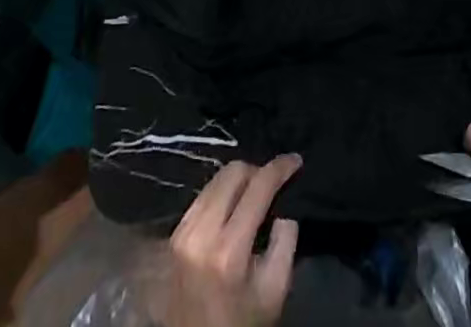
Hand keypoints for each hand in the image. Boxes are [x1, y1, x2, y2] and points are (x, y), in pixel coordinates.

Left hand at [153, 155, 301, 326]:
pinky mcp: (174, 235)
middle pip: (232, 173)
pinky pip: (202, 195)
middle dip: (258, 169)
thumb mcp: (276, 290)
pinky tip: (235, 204)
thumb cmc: (241, 321)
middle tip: (275, 181)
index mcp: (228, 250)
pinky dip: (222, 191)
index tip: (296, 160)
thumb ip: (285, 241)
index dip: (280, 167)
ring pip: (215, 179)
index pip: (258, 187)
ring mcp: (182, 233)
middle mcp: (200, 233)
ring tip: (257, 191)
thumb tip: (284, 208)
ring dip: (240, 179)